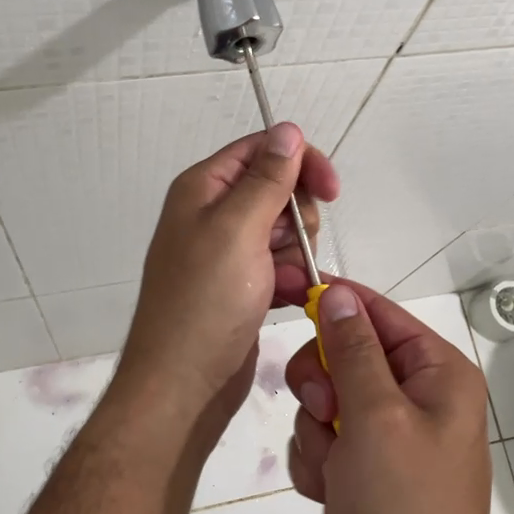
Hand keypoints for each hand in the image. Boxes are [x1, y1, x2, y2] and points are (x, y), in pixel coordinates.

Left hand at [118, 123, 338, 415]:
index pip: (261, 150)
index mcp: (203, 189)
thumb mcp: (237, 230)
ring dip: (296, 252)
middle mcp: (213, 214)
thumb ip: (267, 178)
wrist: (183, 386)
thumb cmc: (205, 303)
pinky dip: (291, 277)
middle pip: (278, 188)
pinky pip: (280, 264)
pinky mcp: (241, 285)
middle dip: (296, 216)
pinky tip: (288, 297)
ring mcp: (227, 253)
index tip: (331, 191)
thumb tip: (289, 128)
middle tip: (289, 246)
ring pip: (284, 230)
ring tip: (284, 281)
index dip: (300, 162)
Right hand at [286, 282, 513, 513]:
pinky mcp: (357, 468)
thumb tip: (338, 292)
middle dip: (324, 382)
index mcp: (437, 374)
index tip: (295, 301)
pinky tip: (329, 490)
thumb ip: (353, 350)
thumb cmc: (404, 506)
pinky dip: (315, 461)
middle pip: (344, 353)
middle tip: (325, 411)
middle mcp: (413, 398)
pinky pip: (317, 438)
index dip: (339, 307)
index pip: (382, 315)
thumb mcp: (378, 418)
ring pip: (323, 397)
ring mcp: (383, 435)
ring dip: (317, 430)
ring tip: (336, 466)